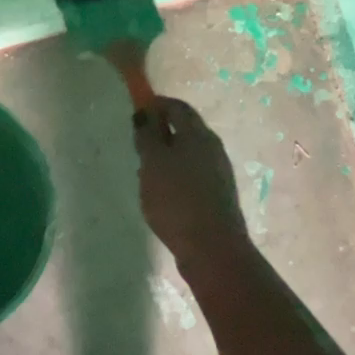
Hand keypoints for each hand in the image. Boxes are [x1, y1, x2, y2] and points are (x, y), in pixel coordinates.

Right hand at [131, 96, 250, 265]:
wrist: (213, 249)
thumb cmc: (177, 199)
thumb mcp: (153, 163)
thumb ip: (148, 135)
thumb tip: (146, 112)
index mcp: (198, 134)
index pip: (177, 107)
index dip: (156, 105)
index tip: (136, 113)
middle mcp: (212, 148)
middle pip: (185, 130)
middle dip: (161, 132)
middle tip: (138, 145)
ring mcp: (218, 173)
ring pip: (188, 154)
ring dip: (167, 157)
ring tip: (145, 174)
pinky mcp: (217, 196)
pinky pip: (192, 176)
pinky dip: (176, 177)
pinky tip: (162, 196)